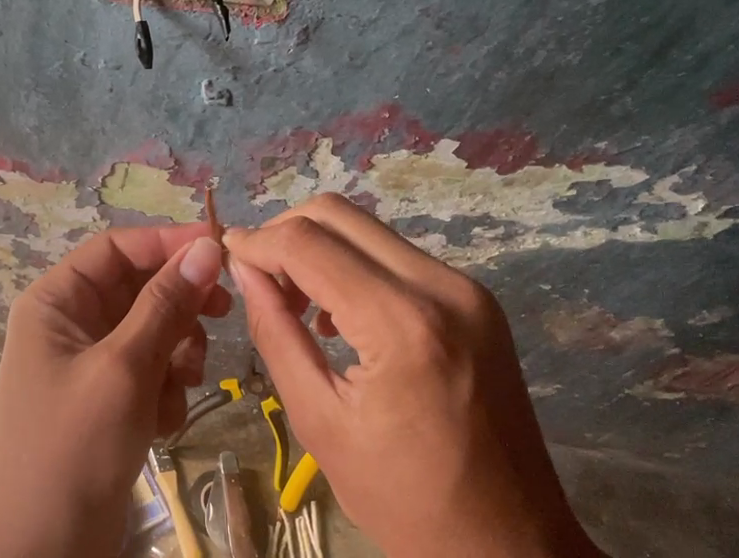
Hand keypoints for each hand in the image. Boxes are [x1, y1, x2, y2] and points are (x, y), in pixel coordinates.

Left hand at [0, 224, 230, 557]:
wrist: (46, 548)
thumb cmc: (75, 446)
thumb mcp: (124, 369)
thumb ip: (165, 305)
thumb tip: (206, 247)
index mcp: (55, 301)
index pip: (116, 248)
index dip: (166, 242)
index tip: (220, 249)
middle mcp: (68, 323)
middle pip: (137, 288)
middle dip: (176, 307)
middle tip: (220, 316)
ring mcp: (87, 364)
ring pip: (150, 331)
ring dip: (175, 353)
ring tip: (181, 383)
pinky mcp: (106, 401)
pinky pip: (149, 372)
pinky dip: (164, 390)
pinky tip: (162, 423)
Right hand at [227, 194, 601, 557]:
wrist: (512, 545)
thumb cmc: (406, 499)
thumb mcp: (319, 421)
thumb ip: (275, 333)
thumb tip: (243, 269)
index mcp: (400, 323)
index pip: (307, 243)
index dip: (256, 242)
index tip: (225, 253)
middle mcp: (440, 287)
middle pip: (338, 214)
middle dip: (285, 231)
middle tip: (256, 273)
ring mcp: (466, 289)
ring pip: (367, 228)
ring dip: (318, 246)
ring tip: (292, 297)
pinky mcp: (475, 300)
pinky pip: (396, 254)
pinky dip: (353, 263)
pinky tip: (337, 311)